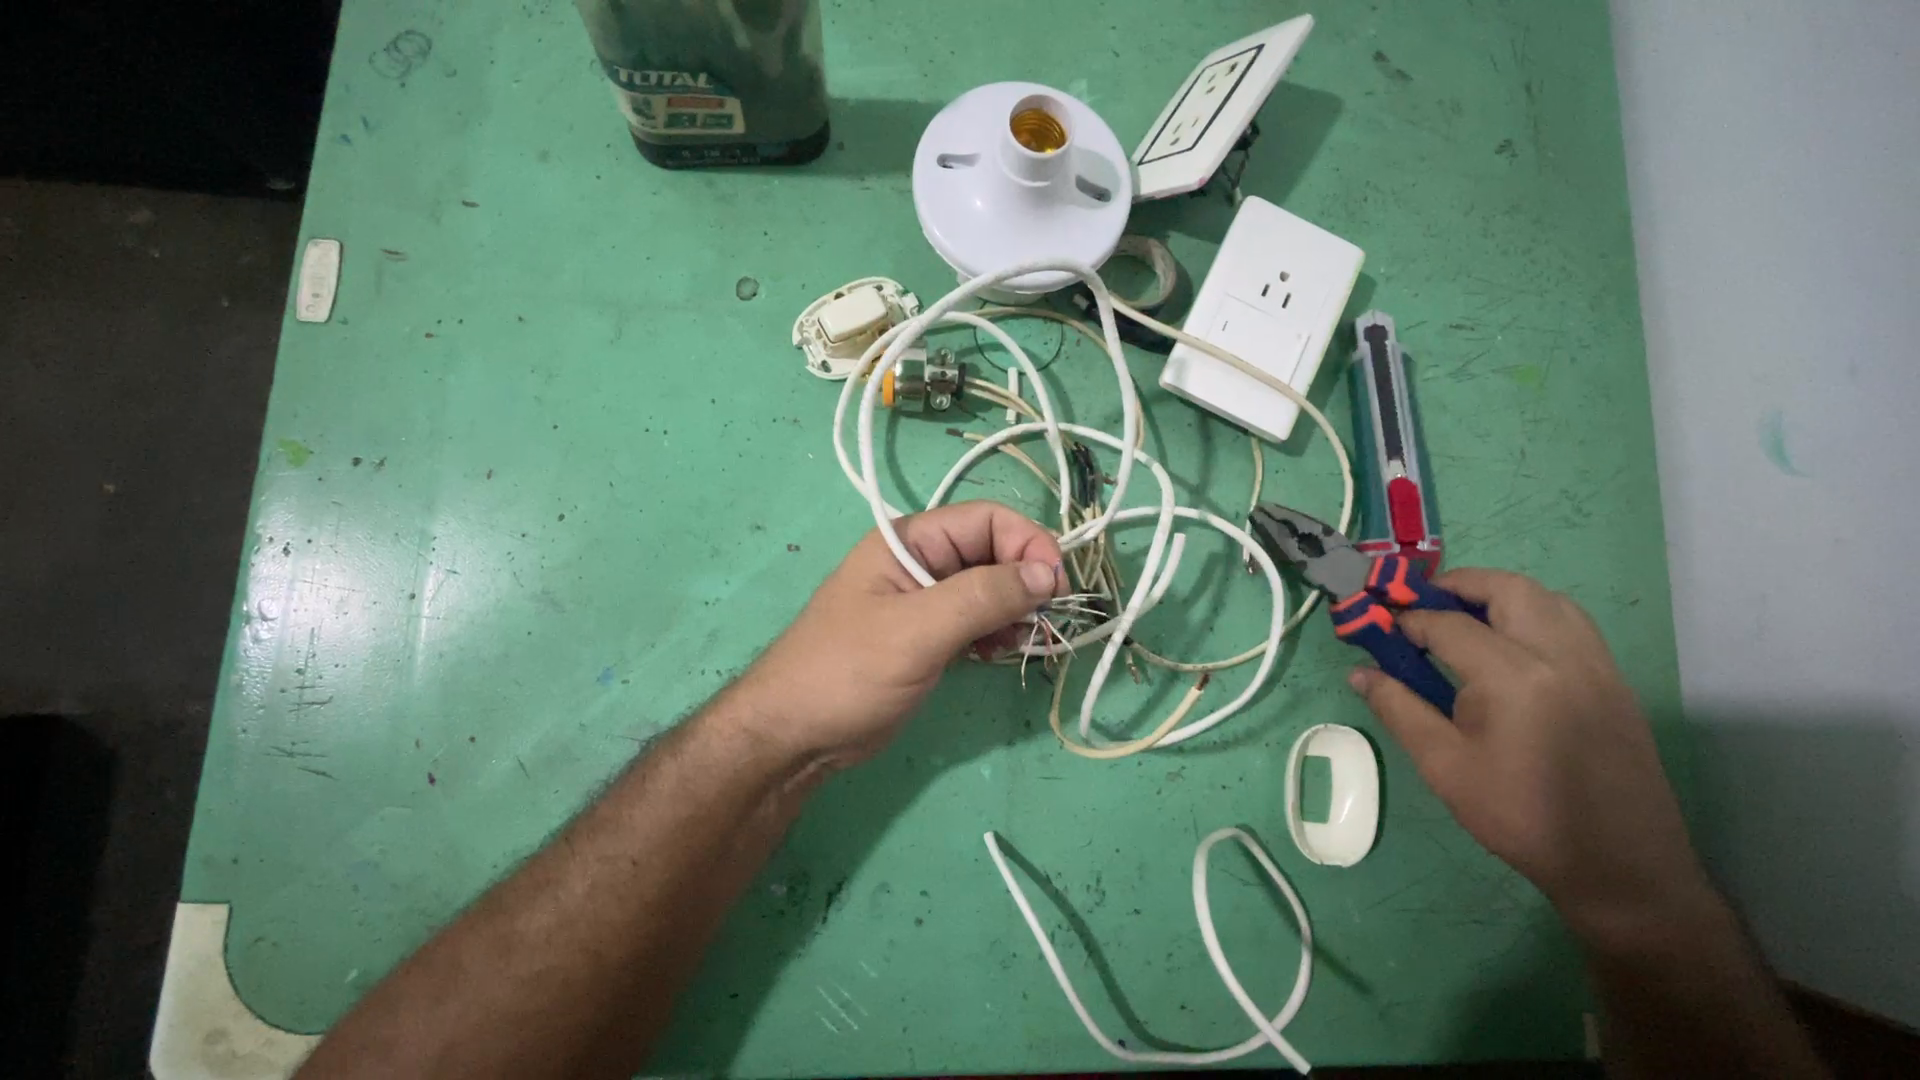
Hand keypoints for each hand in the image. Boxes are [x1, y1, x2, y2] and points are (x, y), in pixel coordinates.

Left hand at [726, 501, 1061, 769]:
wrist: (796, 734)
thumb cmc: (848, 672)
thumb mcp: (918, 630)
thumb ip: (983, 597)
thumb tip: (1048, 574)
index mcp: (911, 541)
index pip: (988, 520)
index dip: (1029, 544)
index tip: (1056, 586)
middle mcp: (921, 562)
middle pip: (994, 552)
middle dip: (1026, 581)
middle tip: (1045, 621)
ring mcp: (925, 601)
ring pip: (991, 589)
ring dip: (1015, 611)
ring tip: (1019, 643)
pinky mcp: (929, 636)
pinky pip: (978, 621)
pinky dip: (997, 633)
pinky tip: (997, 655)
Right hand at [1348, 568, 1714, 945]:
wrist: (1620, 866)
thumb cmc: (1521, 817)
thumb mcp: (1444, 766)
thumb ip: (1399, 709)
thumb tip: (1359, 673)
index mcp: (1514, 676)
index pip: (1448, 624)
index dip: (1407, 620)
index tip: (1378, 628)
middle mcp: (1561, 655)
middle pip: (1507, 588)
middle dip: (1457, 586)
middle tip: (1420, 608)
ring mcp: (1597, 665)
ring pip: (1547, 598)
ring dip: (1499, 596)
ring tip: (1462, 622)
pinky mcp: (1615, 681)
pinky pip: (1571, 624)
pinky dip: (1533, 615)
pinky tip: (1508, 649)